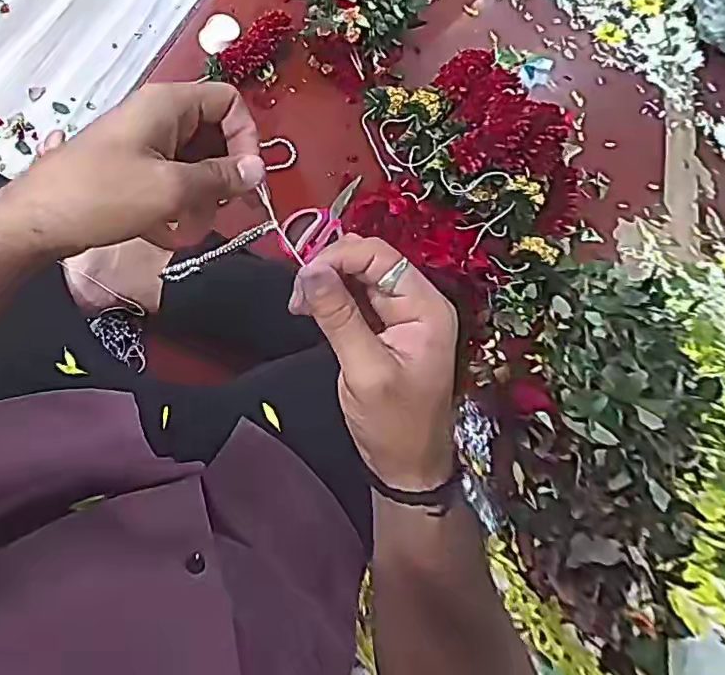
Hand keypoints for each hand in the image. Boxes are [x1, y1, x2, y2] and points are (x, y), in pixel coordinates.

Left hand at [0, 83, 264, 257]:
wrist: (33, 223)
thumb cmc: (101, 196)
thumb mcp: (170, 188)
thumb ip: (220, 178)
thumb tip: (258, 170)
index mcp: (168, 104)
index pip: (229, 103)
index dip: (246, 137)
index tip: (246, 178)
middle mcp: (158, 116)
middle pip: (214, 137)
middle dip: (221, 179)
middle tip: (221, 211)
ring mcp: (143, 144)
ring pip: (194, 165)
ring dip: (198, 201)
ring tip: (186, 230)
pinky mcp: (131, 170)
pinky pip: (170, 181)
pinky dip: (174, 207)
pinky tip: (163, 233)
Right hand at [290, 235, 457, 491]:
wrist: (408, 468)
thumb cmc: (396, 427)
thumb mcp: (365, 371)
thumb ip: (338, 316)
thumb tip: (311, 270)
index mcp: (426, 307)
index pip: (380, 256)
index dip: (339, 256)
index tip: (304, 275)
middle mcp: (416, 301)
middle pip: (368, 258)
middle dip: (329, 267)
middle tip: (298, 294)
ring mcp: (400, 311)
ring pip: (357, 272)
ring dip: (325, 280)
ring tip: (301, 304)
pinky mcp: (383, 322)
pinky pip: (354, 292)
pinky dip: (329, 295)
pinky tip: (311, 308)